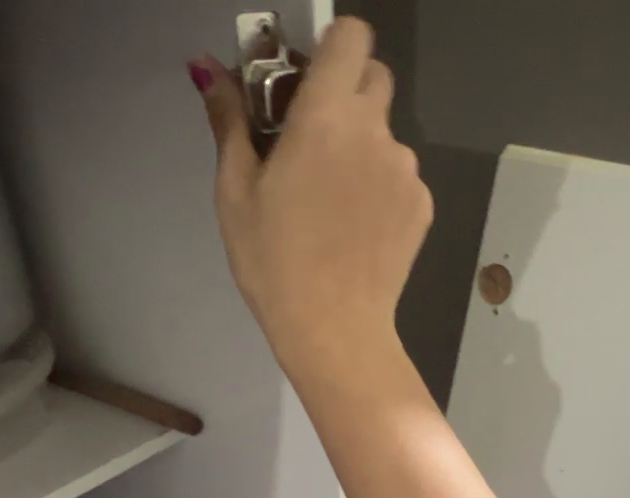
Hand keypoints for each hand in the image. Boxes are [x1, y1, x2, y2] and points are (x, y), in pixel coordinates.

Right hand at [191, 18, 432, 364]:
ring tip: (333, 203)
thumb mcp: (236, 191)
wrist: (334, 329)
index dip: (332, 46)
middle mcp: (376, 132)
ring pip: (387, 135)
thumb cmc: (274, 262)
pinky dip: (380, 188)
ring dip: (363, 149)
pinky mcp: (422, 207)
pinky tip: (356, 228)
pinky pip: (401, 177)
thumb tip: (207, 68)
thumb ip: (229, 119)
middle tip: (313, 138)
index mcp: (327, 115)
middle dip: (346, 93)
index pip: (351, 36)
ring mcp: (406, 171)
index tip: (308, 76)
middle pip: (375, 79)